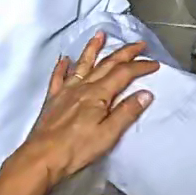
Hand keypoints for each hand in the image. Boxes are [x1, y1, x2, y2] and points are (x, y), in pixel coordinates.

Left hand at [4, 36, 159, 189]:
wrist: (40, 159)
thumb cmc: (76, 149)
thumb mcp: (108, 134)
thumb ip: (127, 112)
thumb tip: (146, 93)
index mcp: (98, 94)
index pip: (124, 74)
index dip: (141, 66)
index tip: (155, 63)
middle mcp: (82, 87)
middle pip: (107, 64)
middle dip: (125, 52)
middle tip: (139, 44)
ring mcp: (65, 91)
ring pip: (83, 64)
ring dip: (93, 48)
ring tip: (100, 35)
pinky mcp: (52, 100)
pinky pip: (58, 78)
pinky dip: (62, 66)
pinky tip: (64, 59)